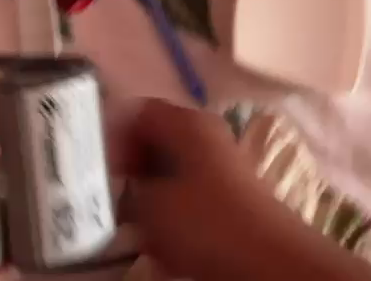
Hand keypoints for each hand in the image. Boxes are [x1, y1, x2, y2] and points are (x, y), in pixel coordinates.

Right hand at [119, 99, 281, 280]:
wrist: (269, 260)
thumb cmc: (205, 221)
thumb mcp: (152, 207)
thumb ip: (129, 192)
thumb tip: (125, 191)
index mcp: (186, 121)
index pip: (140, 110)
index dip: (116, 134)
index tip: (102, 166)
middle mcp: (206, 133)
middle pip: (158, 139)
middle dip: (133, 168)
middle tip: (115, 196)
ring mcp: (223, 162)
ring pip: (174, 170)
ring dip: (153, 195)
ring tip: (138, 225)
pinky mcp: (233, 194)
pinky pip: (192, 195)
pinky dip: (175, 213)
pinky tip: (166, 242)